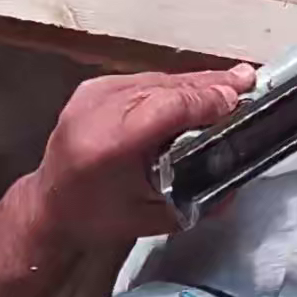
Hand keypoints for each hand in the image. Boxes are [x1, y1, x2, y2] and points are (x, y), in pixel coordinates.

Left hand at [20, 65, 254, 249]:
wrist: (49, 203)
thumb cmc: (98, 216)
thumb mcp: (152, 217)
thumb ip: (196, 200)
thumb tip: (237, 184)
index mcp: (107, 145)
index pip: (164, 108)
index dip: (204, 100)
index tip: (237, 100)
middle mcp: (97, 110)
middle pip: (164, 87)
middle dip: (208, 85)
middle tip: (247, 82)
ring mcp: (93, 93)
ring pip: (156, 79)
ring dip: (195, 82)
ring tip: (231, 82)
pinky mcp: (95, 87)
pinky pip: (144, 80)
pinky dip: (174, 85)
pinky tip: (198, 87)